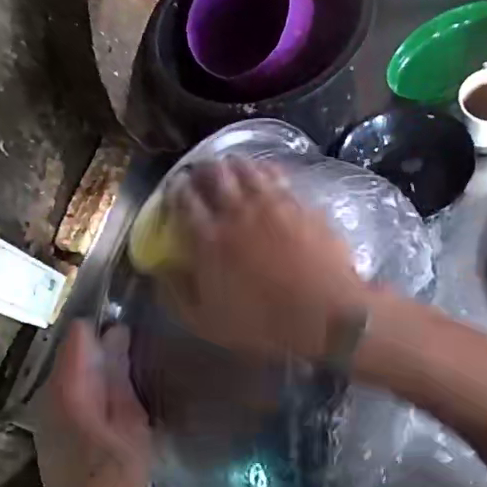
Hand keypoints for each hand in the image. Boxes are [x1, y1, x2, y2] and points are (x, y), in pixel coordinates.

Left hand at [37, 324, 152, 486]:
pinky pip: (68, 391)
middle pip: (73, 351)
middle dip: (102, 349)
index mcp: (68, 387)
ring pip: (71, 371)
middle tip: (135, 361)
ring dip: (96, 371)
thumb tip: (117, 334)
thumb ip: (120, 376)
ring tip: (127, 385)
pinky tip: (110, 409)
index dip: (104, 325)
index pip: (79, 333)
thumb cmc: (114, 478)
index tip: (130, 329)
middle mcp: (47, 391)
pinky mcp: (47, 425)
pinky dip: (88, 390)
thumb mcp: (131, 424)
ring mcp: (43, 409)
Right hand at [160, 159, 370, 359]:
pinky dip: (265, 169)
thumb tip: (161, 271)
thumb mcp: (207, 322)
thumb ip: (178, 295)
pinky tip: (265, 172)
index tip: (175, 188)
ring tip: (231, 166)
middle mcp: (236, 212)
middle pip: (214, 174)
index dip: (176, 189)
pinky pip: (277, 175)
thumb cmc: (263, 322)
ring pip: (246, 168)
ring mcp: (271, 204)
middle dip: (204, 169)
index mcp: (208, 239)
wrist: (326, 313)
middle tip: (201, 172)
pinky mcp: (299, 203)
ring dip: (233, 164)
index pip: (184, 200)